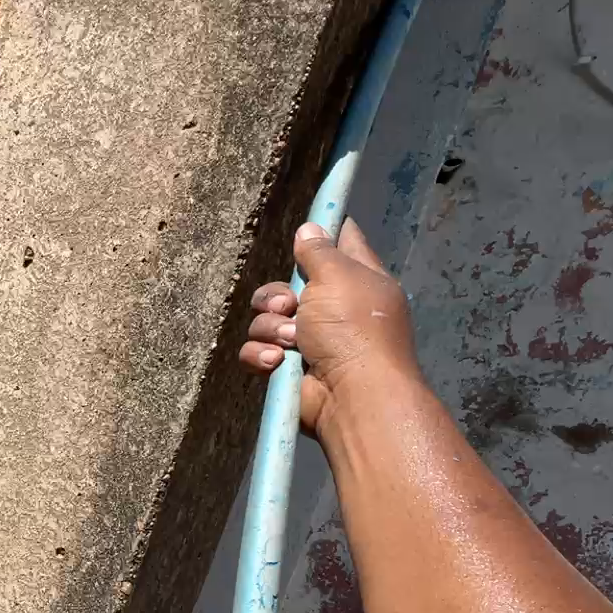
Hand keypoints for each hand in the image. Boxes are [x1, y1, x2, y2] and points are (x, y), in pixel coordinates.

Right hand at [238, 219, 422, 436]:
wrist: (348, 392)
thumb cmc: (353, 329)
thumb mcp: (338, 277)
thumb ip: (318, 251)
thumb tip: (310, 228)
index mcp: (356, 281)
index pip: (340, 243)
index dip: (323, 232)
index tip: (307, 220)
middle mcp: (331, 308)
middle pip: (287, 286)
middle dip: (276, 295)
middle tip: (287, 304)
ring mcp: (306, 340)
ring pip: (265, 320)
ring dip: (270, 328)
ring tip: (288, 341)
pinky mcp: (284, 367)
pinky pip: (256, 351)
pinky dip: (262, 355)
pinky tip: (276, 361)